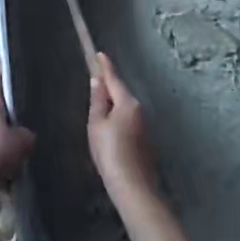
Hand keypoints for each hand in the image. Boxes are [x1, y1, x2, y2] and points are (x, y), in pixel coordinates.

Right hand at [88, 52, 157, 200]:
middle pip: (121, 93)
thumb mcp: (96, 125)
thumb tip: (97, 81)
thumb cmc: (110, 152)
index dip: (105, 66)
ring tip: (98, 111)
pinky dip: (118, 118)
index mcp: (127, 102)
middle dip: (109, 88)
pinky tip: (109, 131)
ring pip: (125, 108)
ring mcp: (144, 125)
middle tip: (94, 83)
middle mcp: (140, 109)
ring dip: (113, 105)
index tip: (100, 54)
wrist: (132, 186)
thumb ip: (97, 101)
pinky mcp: (145, 139)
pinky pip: (129, 120)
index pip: (114, 79)